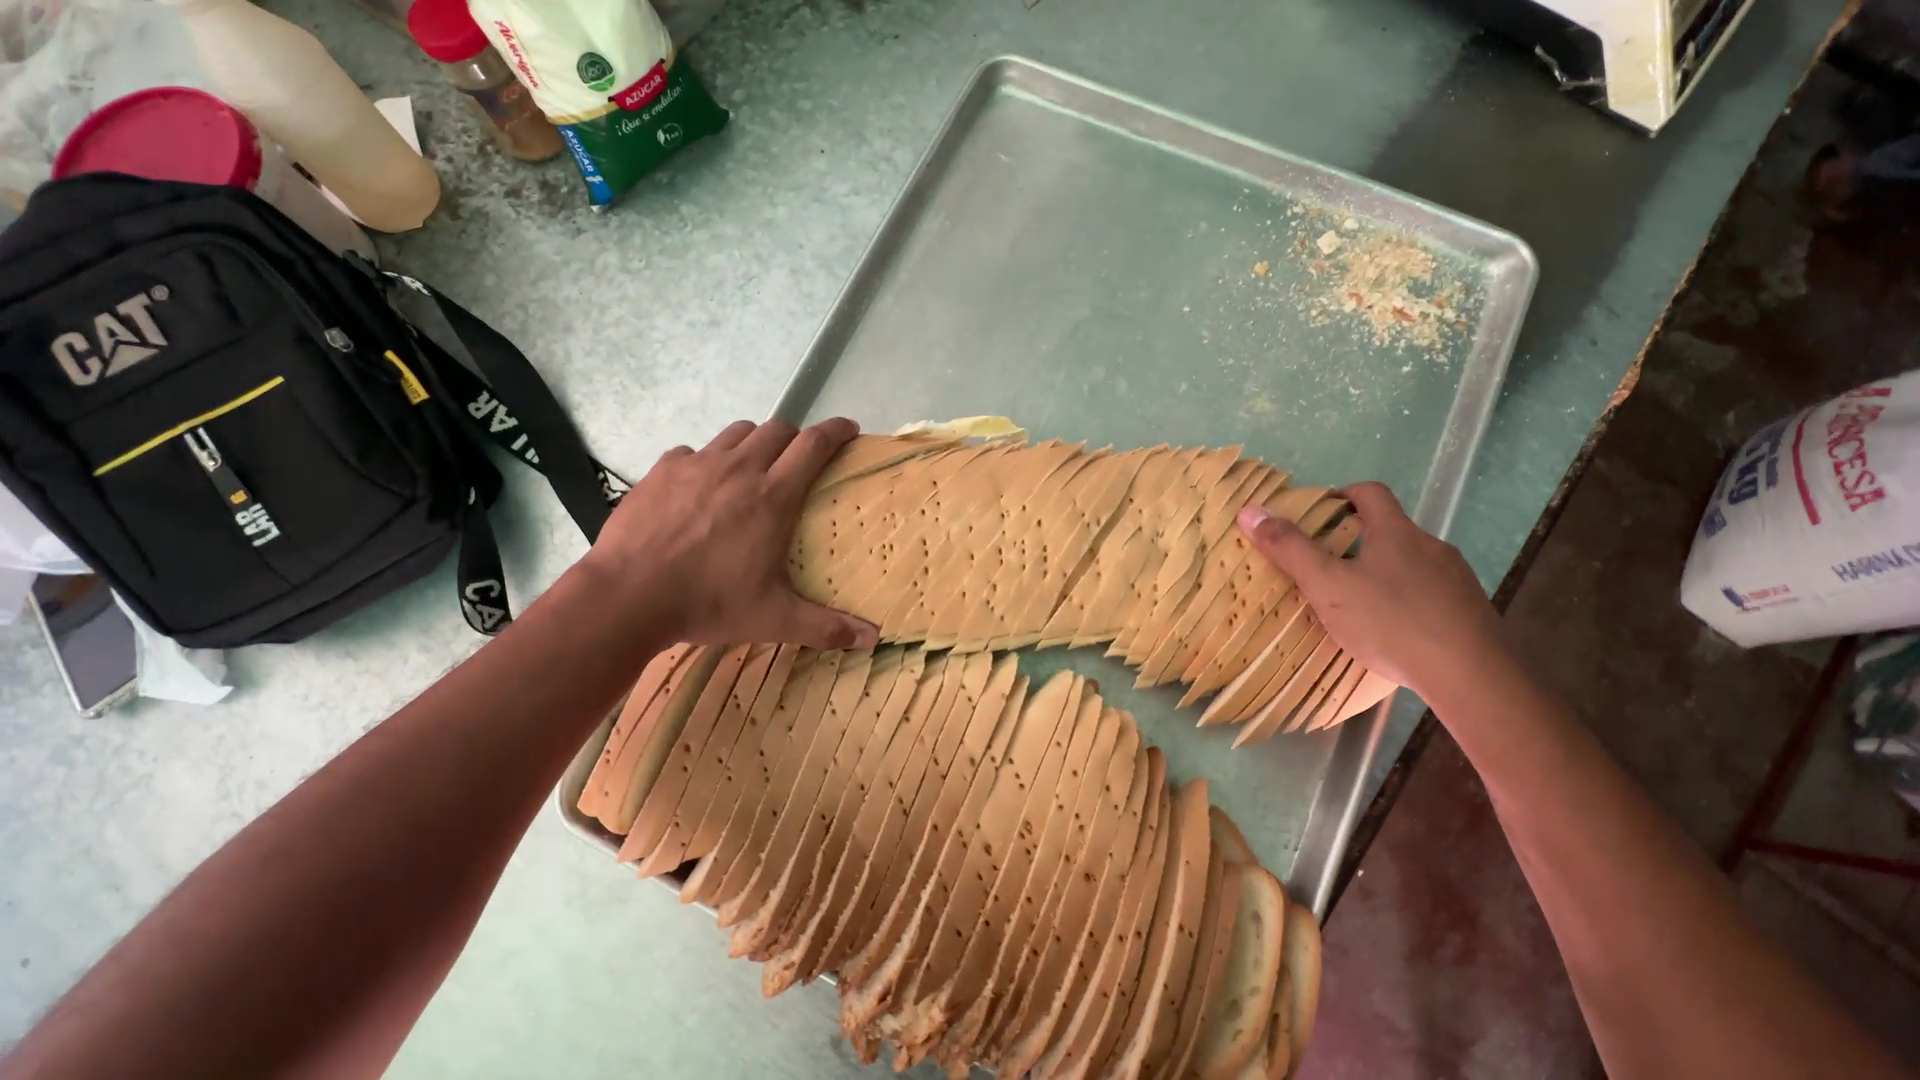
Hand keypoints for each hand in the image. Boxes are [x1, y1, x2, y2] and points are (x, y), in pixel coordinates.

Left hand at [581, 418, 880, 650]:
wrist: (628, 595)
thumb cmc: (708, 604)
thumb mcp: (773, 619)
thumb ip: (825, 626)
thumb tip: (874, 639)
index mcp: (773, 497)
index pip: (814, 445)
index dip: (836, 431)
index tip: (849, 429)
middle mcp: (739, 469)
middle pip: (777, 429)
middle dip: (795, 437)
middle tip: (799, 459)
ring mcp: (697, 465)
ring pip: (736, 433)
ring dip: (753, 443)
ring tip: (751, 467)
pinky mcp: (662, 470)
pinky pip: (693, 451)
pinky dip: (706, 461)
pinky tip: (700, 487)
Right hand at [1235, 482, 1511, 702]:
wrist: (1469, 673)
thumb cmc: (1389, 621)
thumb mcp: (1327, 586)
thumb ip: (1289, 549)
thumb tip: (1250, 510)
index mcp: (1395, 532)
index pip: (1370, 494)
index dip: (1343, 495)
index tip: (1321, 512)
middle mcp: (1430, 546)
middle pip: (1391, 529)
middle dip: (1359, 542)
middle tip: (1329, 567)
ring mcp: (1455, 579)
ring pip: (1412, 564)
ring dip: (1385, 574)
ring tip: (1359, 605)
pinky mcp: (1470, 611)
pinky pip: (1431, 595)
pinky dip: (1408, 603)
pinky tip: (1394, 632)